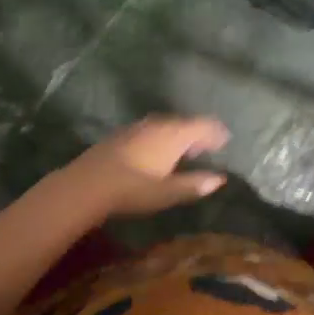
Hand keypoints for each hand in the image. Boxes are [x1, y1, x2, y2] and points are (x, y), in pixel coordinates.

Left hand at [64, 116, 229, 215]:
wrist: (87, 183)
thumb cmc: (133, 189)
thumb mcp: (167, 192)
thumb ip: (194, 184)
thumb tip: (220, 179)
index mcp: (174, 134)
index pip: (203, 125)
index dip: (216, 132)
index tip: (225, 141)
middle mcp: (158, 124)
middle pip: (184, 123)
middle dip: (197, 133)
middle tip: (207, 147)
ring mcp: (138, 127)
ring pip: (165, 125)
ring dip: (178, 134)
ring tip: (184, 150)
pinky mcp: (121, 134)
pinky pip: (150, 130)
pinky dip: (160, 137)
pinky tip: (156, 152)